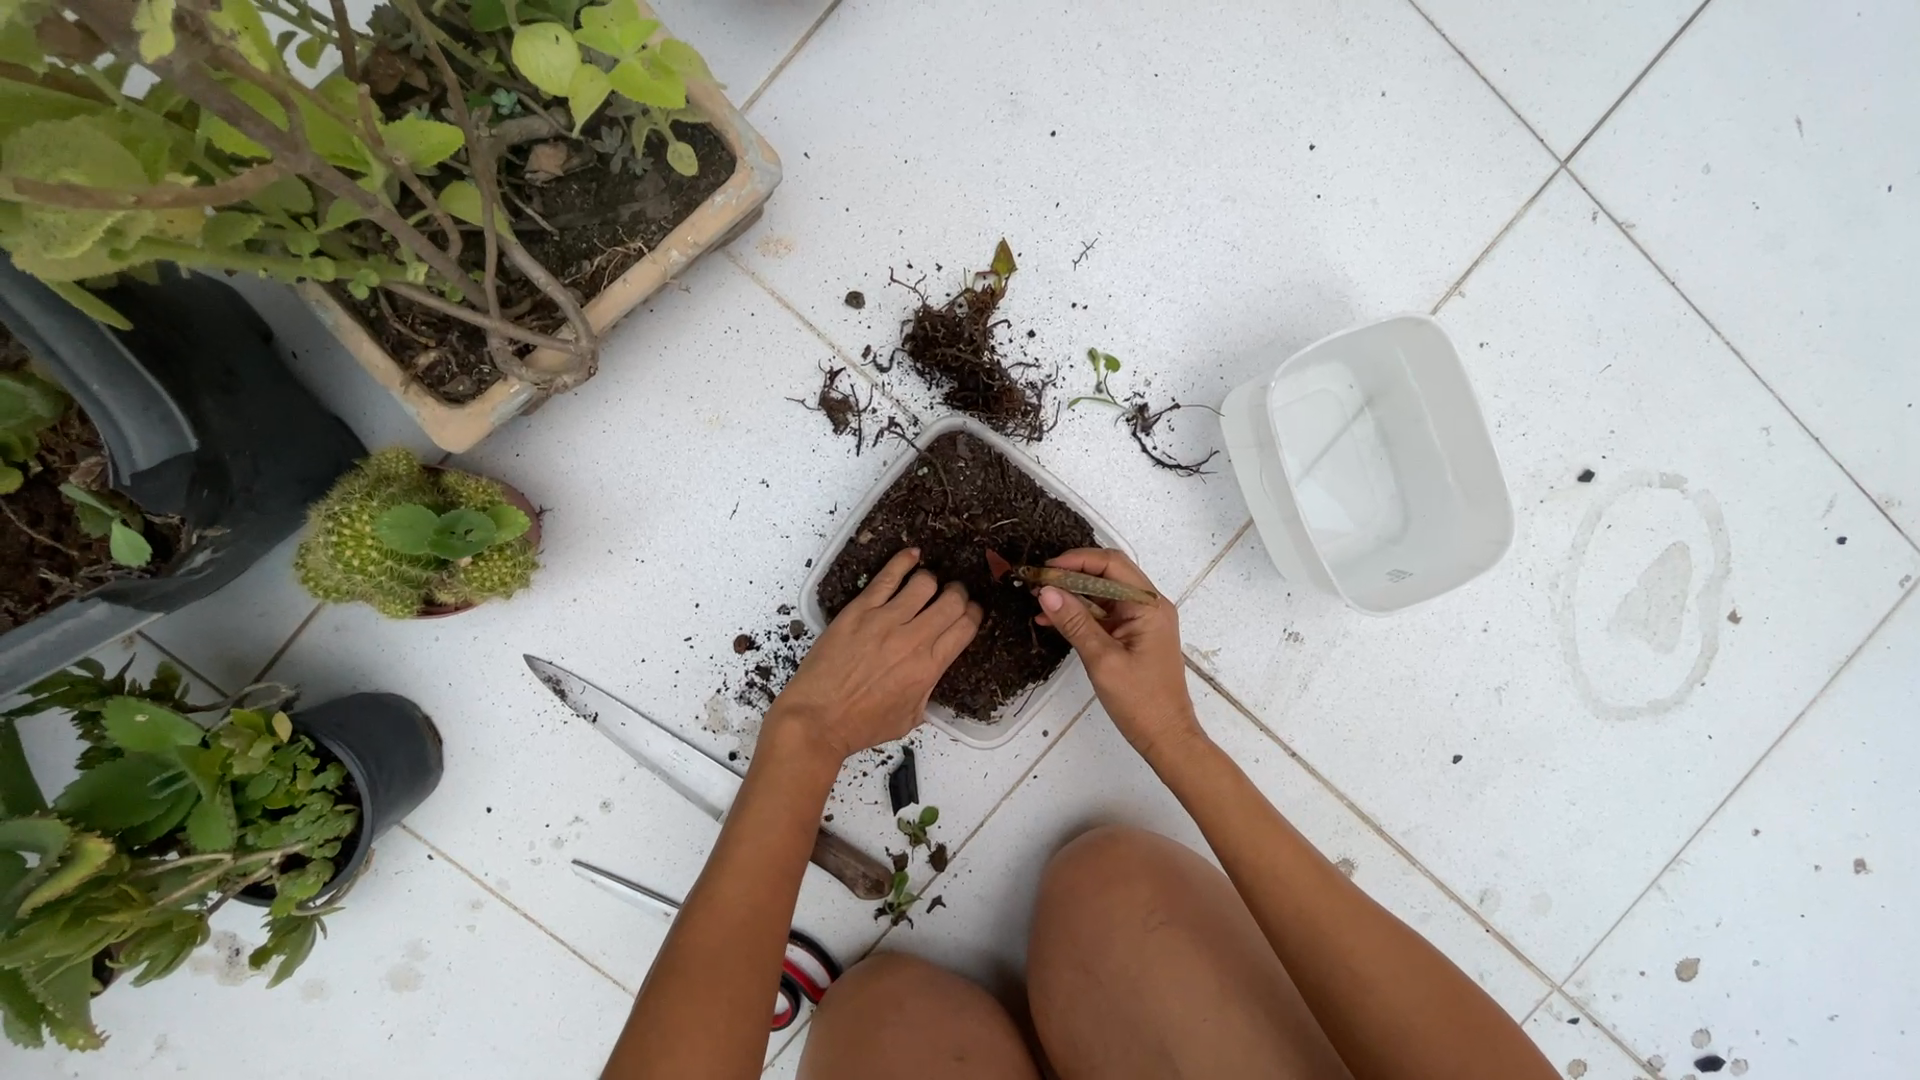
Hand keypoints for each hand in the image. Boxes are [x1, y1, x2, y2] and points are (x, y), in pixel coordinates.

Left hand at [768, 548, 982, 765]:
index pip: (966, 627)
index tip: (972, 612)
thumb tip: (935, 667)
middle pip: (952, 601)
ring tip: (927, 585)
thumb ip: (929, 689)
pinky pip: (888, 576)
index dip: (974, 614)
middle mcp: (912, 639)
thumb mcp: (910, 717)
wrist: (816, 719)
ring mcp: (884, 621)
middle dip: (959, 595)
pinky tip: (912, 556)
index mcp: (929, 667)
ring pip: (925, 583)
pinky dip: (904, 562)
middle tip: (953, 595)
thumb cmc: (860, 725)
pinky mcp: (859, 610)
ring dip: (932, 581)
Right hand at [1034, 549, 1200, 757]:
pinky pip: (1103, 614)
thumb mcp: (1102, 659)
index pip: (1111, 564)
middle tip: (1038, 582)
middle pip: (1107, 574)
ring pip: (1102, 594)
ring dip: (1072, 594)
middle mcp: (1148, 606)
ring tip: (1039, 600)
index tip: (1045, 570)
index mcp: (1148, 606)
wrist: (1166, 737)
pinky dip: (1079, 614)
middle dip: (1071, 574)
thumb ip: (1074, 622)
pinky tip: (1052, 619)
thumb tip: (1046, 591)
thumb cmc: (1140, 701)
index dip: (1076, 560)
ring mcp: (1141, 621)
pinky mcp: (1133, 636)